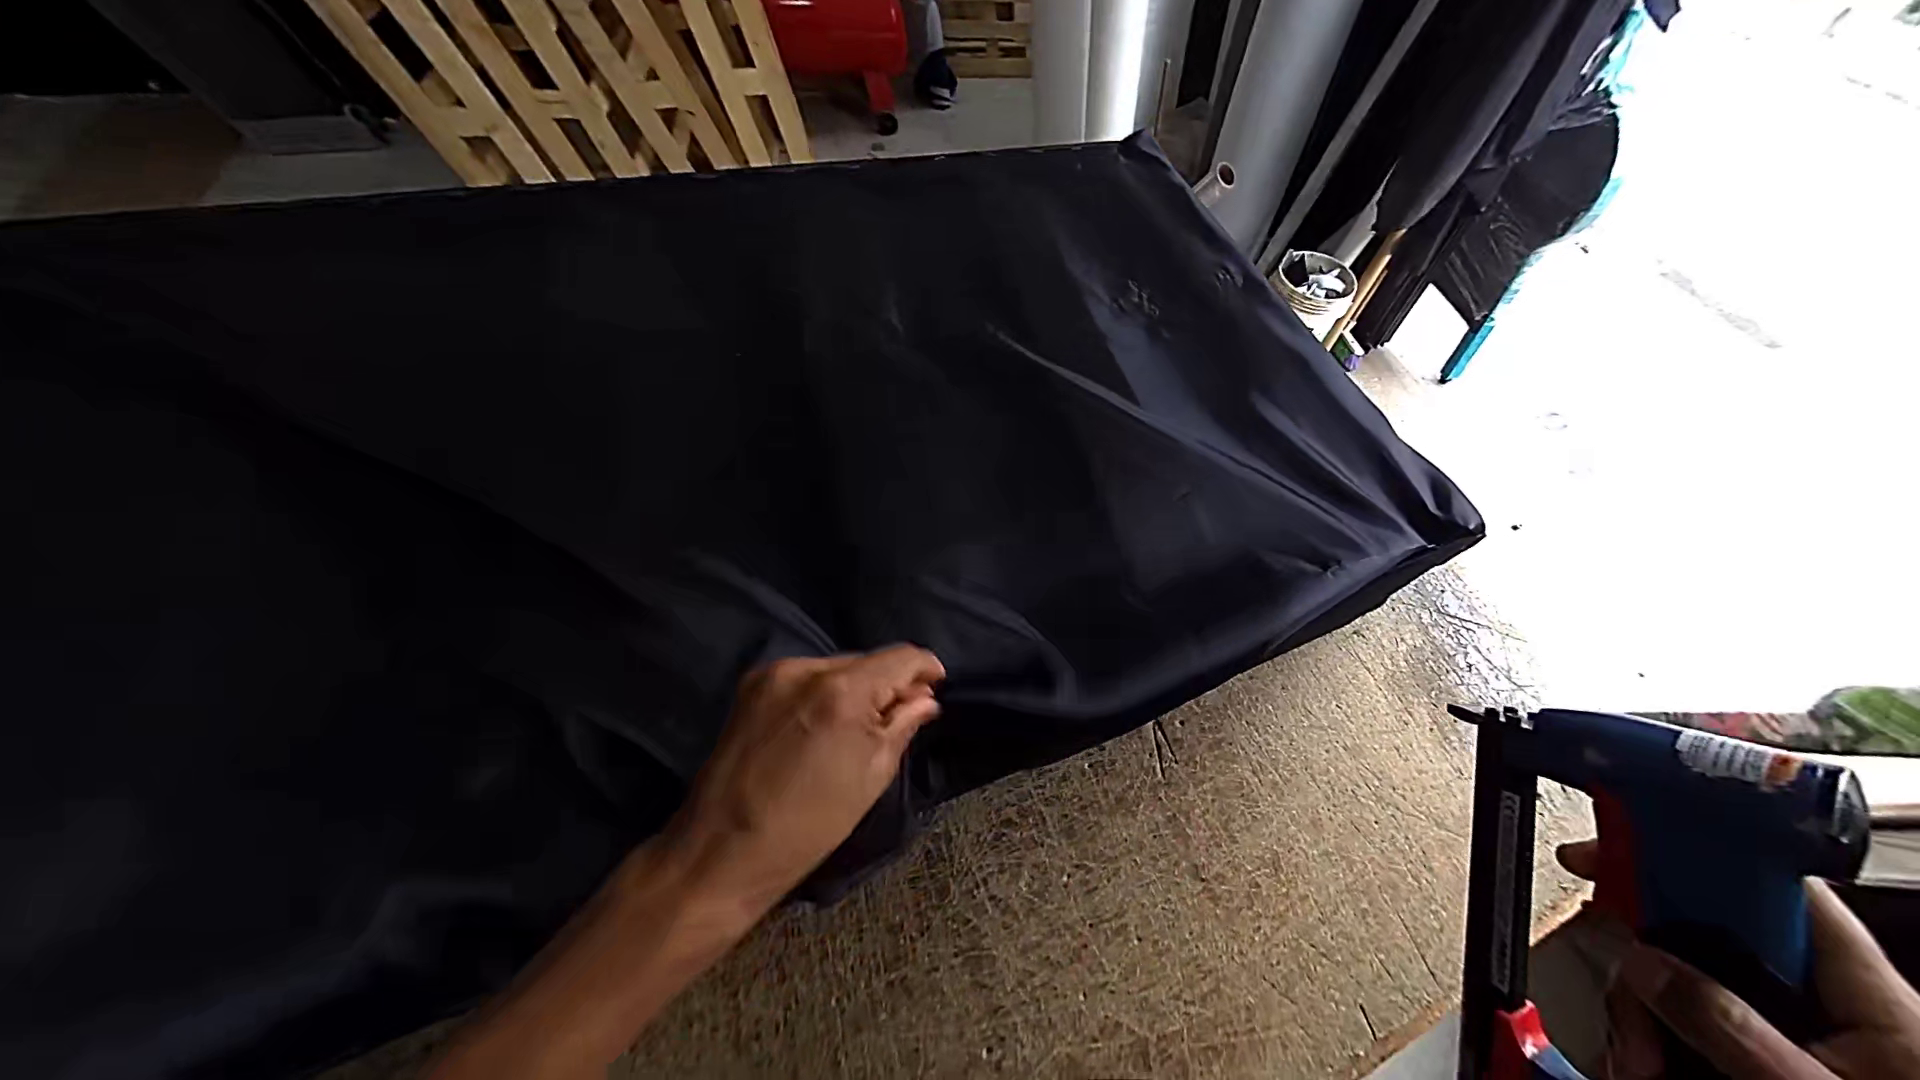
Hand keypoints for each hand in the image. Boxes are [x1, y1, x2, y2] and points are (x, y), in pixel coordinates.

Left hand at [427, 646, 944, 1079]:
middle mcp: (806, 668)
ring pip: (836, 666)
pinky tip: (824, 723)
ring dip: (857, 686)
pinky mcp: (752, 685)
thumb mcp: (871, 777)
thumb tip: (924, 698)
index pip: (900, 657)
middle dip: (890, 681)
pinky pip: (806, 676)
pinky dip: (825, 691)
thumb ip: (901, 725)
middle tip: (901, 713)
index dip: (925, 667)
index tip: (936, 684)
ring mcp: (774, 673)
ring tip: (860, 724)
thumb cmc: (809, 826)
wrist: (720, 851)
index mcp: (842, 691)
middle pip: (867, 659)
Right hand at [1556, 840, 1919, 1078]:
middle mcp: (1837, 1002)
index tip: (1609, 853)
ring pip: (1691, 978)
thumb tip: (1645, 963)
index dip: (1690, 856)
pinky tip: (1650, 1060)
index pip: (1772, 886)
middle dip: (1646, 955)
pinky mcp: (1777, 1053)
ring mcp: (1806, 1030)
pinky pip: (1700, 1016)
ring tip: (1639, 1058)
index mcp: (1876, 999)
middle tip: (1620, 990)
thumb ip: (1733, 1031)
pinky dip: (1662, 1031)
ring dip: (1647, 1007)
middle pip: (1708, 933)